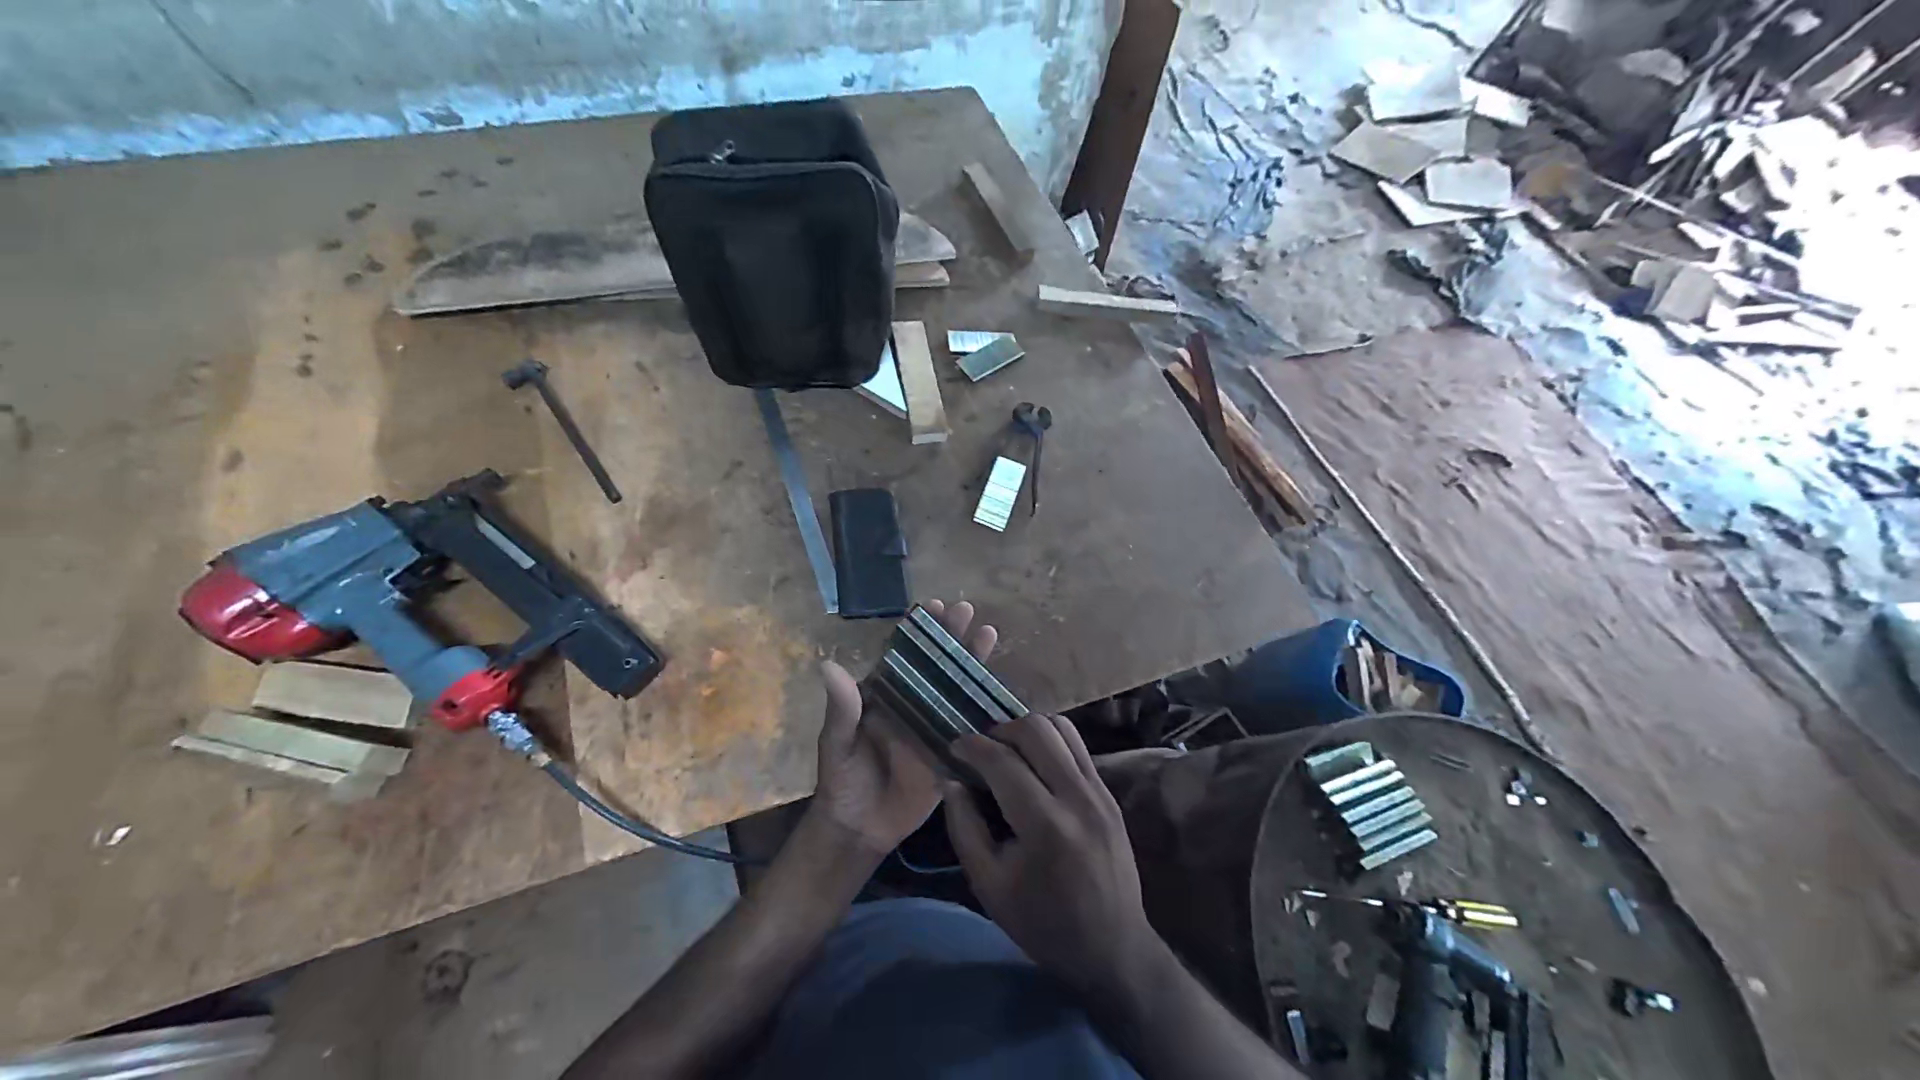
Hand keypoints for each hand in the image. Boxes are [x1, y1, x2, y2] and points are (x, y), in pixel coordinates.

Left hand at [813, 599, 998, 857]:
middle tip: (965, 609)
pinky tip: (1001, 687)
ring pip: (956, 686)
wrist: (860, 828)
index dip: (917, 630)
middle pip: (935, 663)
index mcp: (884, 695)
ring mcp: (934, 725)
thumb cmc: (842, 779)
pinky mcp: (951, 750)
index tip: (932, 606)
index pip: (902, 653)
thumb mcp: (836, 742)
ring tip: (988, 632)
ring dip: (971, 661)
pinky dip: (985, 706)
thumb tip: (828, 665)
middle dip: (950, 636)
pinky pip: (971, 725)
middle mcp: (912, 703)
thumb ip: (841, 708)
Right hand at [943, 714, 1160, 993]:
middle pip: (1036, 729)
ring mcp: (1100, 792)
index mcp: (1045, 825)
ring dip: (1028, 730)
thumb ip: (964, 827)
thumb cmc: (1043, 923)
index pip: (1002, 761)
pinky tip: (1034, 765)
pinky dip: (1050, 742)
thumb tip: (950, 780)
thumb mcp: (989, 885)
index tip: (953, 747)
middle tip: (982, 750)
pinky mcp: (1110, 794)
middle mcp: (1077, 797)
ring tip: (1008, 752)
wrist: (1113, 948)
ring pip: (1061, 727)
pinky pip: (1077, 746)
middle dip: (1000, 730)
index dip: (971, 746)